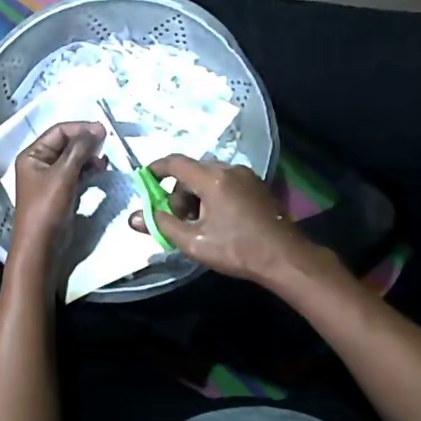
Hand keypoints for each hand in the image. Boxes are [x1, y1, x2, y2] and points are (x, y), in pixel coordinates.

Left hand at [11, 121, 105, 254]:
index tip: (104, 131)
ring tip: (103, 163)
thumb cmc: (47, 207)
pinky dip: (88, 171)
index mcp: (32, 155)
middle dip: (86, 143)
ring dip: (89, 157)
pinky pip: (76, 174)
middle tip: (106, 147)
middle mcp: (39, 164)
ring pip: (73, 159)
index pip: (59, 132)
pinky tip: (99, 172)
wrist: (41, 246)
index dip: (81, 128)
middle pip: (66, 144)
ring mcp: (50, 179)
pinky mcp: (61, 193)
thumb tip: (97, 129)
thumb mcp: (63, 174)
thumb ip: (80, 149)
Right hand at [128, 155, 321, 284]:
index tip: (144, 180)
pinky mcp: (256, 185)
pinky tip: (216, 220)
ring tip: (198, 224)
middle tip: (178, 220)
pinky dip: (212, 195)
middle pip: (192, 172)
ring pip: (208, 177)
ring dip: (196, 195)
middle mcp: (229, 169)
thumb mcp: (194, 242)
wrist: (284, 257)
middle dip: (178, 193)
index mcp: (213, 179)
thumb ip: (162, 225)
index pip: (175, 163)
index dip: (156, 169)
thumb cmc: (237, 250)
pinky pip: (225, 181)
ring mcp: (246, 175)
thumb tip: (135, 217)